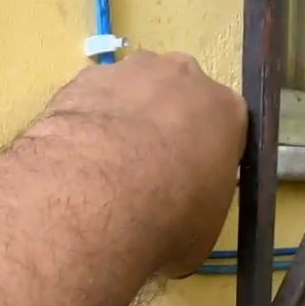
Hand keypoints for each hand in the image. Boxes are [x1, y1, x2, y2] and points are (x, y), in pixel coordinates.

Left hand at [29, 51, 244, 276]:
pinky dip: (86, 127)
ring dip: (122, 124)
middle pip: (177, 101)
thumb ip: (199, 210)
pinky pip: (91, 102)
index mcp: (226, 113)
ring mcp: (131, 71)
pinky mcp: (85, 79)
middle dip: (163, 131)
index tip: (185, 187)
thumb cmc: (170, 220)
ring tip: (104, 172)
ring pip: (132, 94)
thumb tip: (180, 223)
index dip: (201, 160)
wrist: (103, 198)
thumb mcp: (202, 234)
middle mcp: (184, 78)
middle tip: (143, 178)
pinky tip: (78, 162)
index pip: (221, 131)